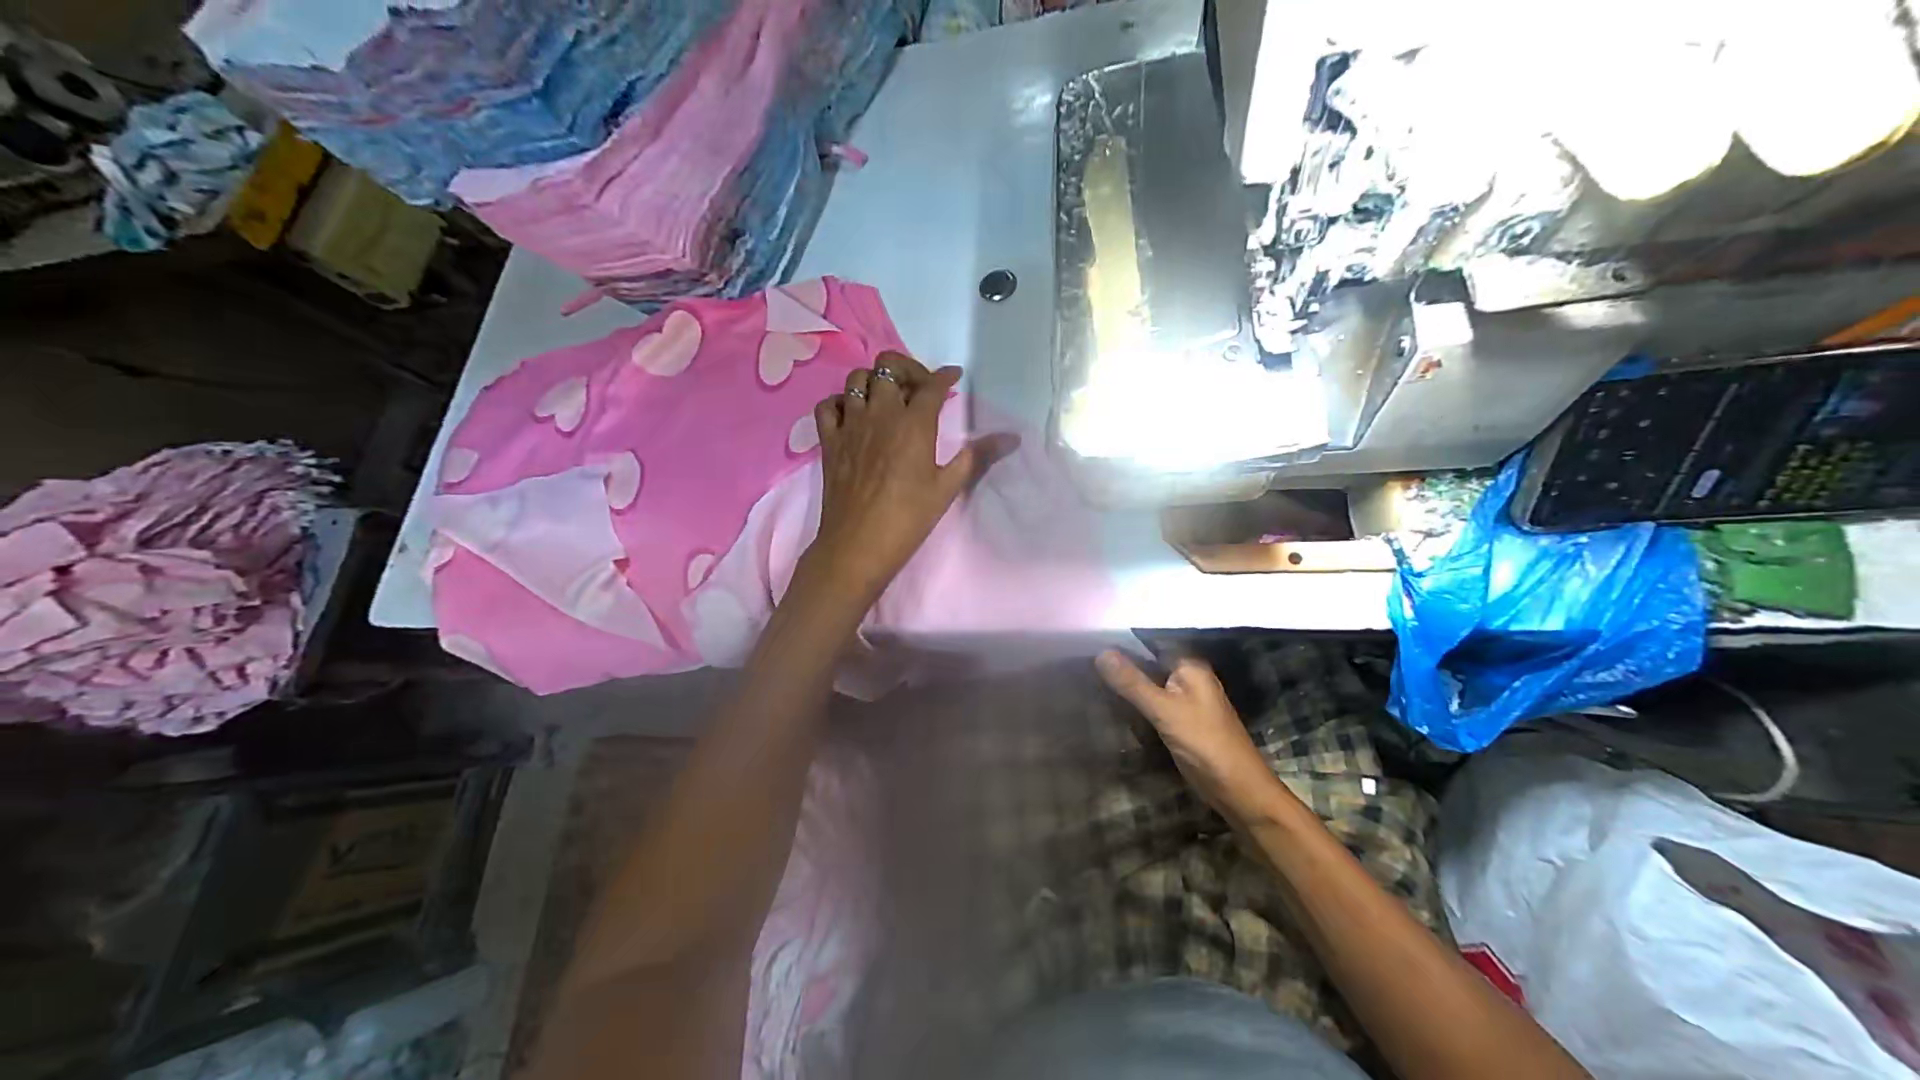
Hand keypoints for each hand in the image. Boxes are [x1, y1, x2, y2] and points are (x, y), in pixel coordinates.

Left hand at [802, 351, 1017, 607]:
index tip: (953, 376)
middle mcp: (880, 414)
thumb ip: (977, 456)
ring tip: (888, 399)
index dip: (945, 376)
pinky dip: (840, 402)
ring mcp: (850, 425)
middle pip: (889, 367)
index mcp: (913, 424)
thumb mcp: (947, 488)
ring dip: (875, 382)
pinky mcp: (829, 441)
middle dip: (908, 370)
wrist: (858, 545)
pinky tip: (853, 415)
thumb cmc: (908, 518)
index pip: (931, 385)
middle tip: (920, 389)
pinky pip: (827, 405)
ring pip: (857, 380)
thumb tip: (1013, 438)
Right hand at [1095, 651, 1292, 822]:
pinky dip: (1134, 702)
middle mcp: (1188, 677)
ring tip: (1088, 675)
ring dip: (1125, 683)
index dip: (1122, 641)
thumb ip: (1132, 682)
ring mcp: (1184, 699)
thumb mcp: (1164, 710)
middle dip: (1120, 663)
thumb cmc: (1205, 743)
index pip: (1150, 642)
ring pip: (1148, 684)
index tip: (1090, 639)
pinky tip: (1110, 700)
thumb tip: (1100, 652)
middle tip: (1083, 659)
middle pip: (1147, 663)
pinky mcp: (1179, 720)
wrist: (1236, 788)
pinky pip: (1151, 703)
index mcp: (1190, 665)